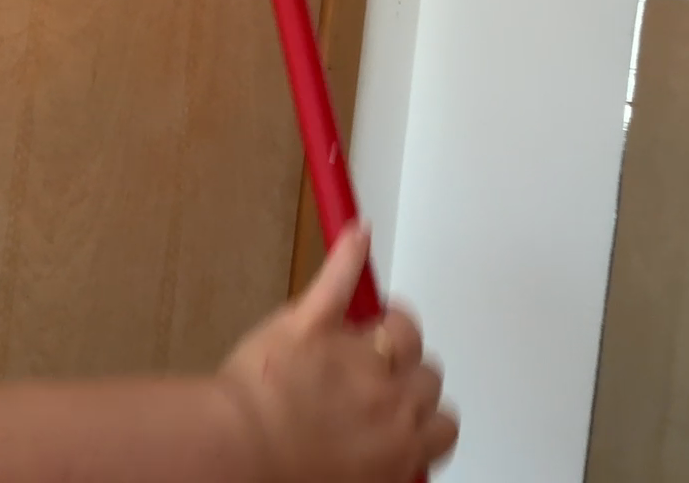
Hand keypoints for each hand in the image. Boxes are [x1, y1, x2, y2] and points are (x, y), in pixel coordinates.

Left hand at [216, 224, 457, 481]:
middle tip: (379, 359)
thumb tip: (387, 451)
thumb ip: (385, 459)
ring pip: (399, 329)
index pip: (443, 418)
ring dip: (390, 323)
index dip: (422, 406)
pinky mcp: (312, 322)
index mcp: (405, 442)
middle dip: (405, 364)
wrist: (245, 442)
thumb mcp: (357, 480)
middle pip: (425, 369)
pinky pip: (338, 279)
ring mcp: (352, 354)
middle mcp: (390, 396)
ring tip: (372, 317)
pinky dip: (350, 252)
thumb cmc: (287, 467)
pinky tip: (357, 231)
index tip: (407, 399)